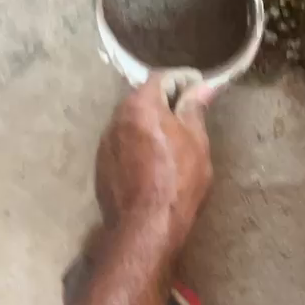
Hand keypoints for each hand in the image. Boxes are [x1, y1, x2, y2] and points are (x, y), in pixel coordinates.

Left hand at [94, 72, 215, 257]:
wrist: (146, 227)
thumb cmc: (179, 181)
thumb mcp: (196, 142)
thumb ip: (194, 110)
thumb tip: (202, 87)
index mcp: (140, 106)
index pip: (161, 78)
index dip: (182, 79)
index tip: (199, 86)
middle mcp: (116, 118)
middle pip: (142, 98)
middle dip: (165, 100)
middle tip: (188, 111)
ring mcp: (105, 143)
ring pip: (130, 121)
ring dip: (150, 122)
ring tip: (172, 137)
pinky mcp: (101, 165)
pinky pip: (123, 142)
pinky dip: (138, 142)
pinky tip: (154, 159)